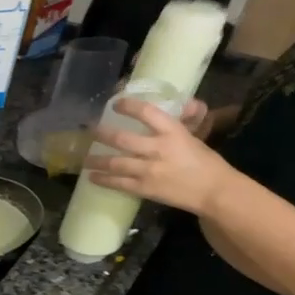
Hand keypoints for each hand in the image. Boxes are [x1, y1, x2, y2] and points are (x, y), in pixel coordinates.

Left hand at [87, 97, 238, 215]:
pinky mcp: (142, 188)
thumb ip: (178, 125)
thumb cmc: (205, 162)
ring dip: (96, 160)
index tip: (116, 104)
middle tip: (90, 131)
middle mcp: (157, 148)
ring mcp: (147, 169)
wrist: (210, 189)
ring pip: (114, 163)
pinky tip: (92, 177)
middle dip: (102, 134)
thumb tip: (178, 108)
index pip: (147, 113)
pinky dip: (102, 179)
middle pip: (122, 139)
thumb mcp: (192, 137)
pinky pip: (117, 183)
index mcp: (172, 131)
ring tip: (84, 158)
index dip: (129, 106)